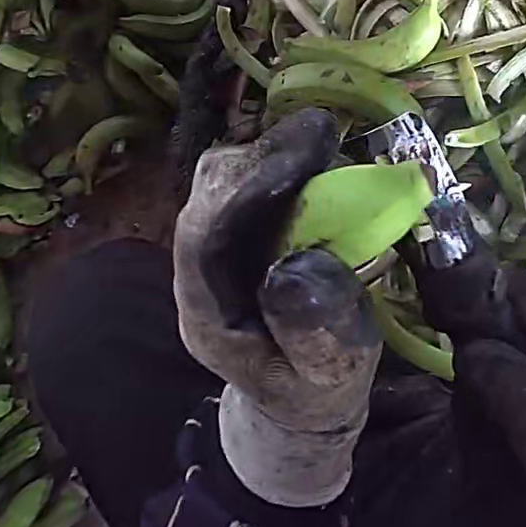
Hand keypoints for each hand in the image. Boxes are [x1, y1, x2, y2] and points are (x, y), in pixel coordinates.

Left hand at [172, 108, 380, 507]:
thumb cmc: (309, 389)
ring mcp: (216, 237)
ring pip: (227, 171)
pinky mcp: (240, 220)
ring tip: (324, 147)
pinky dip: (284, 158)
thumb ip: (314, 333)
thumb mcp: (326, 379)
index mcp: (205, 308)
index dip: (248, 184)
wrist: (295, 389)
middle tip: (323, 137)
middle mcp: (198, 262)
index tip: (306, 152)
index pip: (203, 231)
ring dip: (274, 151)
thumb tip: (299, 266)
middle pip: (209, 188)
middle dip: (262, 155)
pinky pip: (250, 174)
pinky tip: (318, 161)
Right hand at [456, 267, 525, 526]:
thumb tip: (474, 347)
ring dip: (504, 368)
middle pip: (525, 315)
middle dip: (486, 339)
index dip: (478, 292)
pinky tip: (520, 430)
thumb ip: (523, 402)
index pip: (522, 288)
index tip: (443, 322)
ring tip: (487, 418)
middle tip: (465, 390)